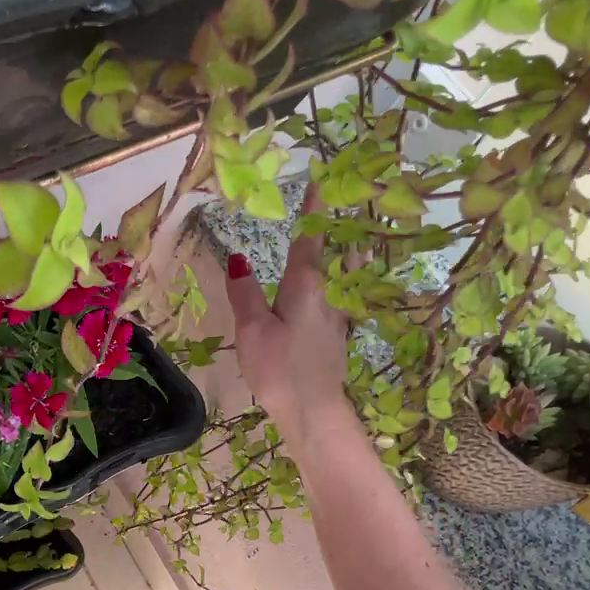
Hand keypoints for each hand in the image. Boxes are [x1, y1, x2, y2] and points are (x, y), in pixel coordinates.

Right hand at [223, 183, 352, 422]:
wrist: (313, 411)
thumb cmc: (279, 368)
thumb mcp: (252, 329)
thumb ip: (245, 292)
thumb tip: (237, 258)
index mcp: (306, 285)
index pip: (309, 238)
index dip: (313, 208)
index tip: (320, 178)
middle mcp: (329, 293)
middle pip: (337, 251)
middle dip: (337, 226)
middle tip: (342, 200)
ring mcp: (338, 315)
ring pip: (347, 273)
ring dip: (348, 251)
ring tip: (352, 236)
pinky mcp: (338, 335)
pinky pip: (345, 294)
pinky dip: (346, 279)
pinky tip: (344, 285)